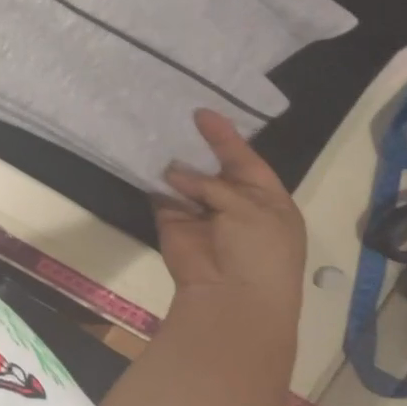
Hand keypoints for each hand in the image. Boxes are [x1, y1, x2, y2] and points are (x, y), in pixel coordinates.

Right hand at [157, 109, 306, 326]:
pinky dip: (151, 178)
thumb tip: (171, 172)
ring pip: (182, 178)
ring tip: (151, 133)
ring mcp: (200, 210)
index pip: (245, 160)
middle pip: (210, 166)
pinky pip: (160, 193)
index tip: (202, 113)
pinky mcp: (170, 217)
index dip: (225, 138)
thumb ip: (211, 185)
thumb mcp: (250, 210)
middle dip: (195, 146)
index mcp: (266, 200)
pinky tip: (140, 158)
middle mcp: (233, 202)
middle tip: (171, 118)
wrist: (231, 292)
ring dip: (170, 161)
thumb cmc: (258, 251)